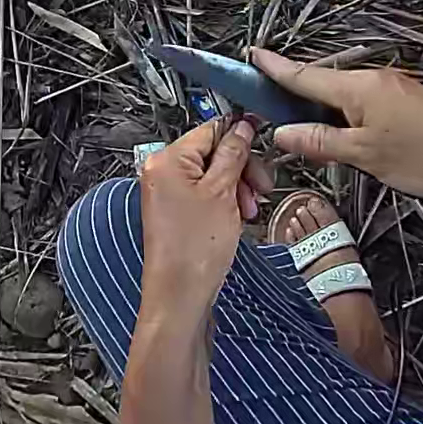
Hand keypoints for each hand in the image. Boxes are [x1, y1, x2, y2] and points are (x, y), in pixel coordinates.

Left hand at [138, 117, 257, 319]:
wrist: (180, 294)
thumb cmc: (194, 249)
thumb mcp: (223, 192)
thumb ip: (233, 153)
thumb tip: (241, 128)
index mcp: (167, 159)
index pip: (209, 129)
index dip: (239, 134)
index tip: (261, 139)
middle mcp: (161, 171)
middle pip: (211, 151)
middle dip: (240, 167)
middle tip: (259, 186)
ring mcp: (166, 192)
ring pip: (211, 173)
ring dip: (236, 186)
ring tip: (249, 208)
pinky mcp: (175, 210)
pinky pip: (204, 192)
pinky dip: (225, 199)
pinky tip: (238, 215)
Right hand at [251, 48, 422, 200]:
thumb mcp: (366, 156)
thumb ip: (320, 143)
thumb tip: (285, 135)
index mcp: (358, 88)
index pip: (304, 75)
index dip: (274, 67)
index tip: (253, 56)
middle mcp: (373, 82)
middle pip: (320, 85)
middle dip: (293, 97)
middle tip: (269, 112)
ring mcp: (390, 90)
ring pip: (341, 99)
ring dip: (320, 113)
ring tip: (303, 136)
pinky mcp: (403, 103)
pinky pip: (360, 105)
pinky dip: (343, 119)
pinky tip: (342, 139)